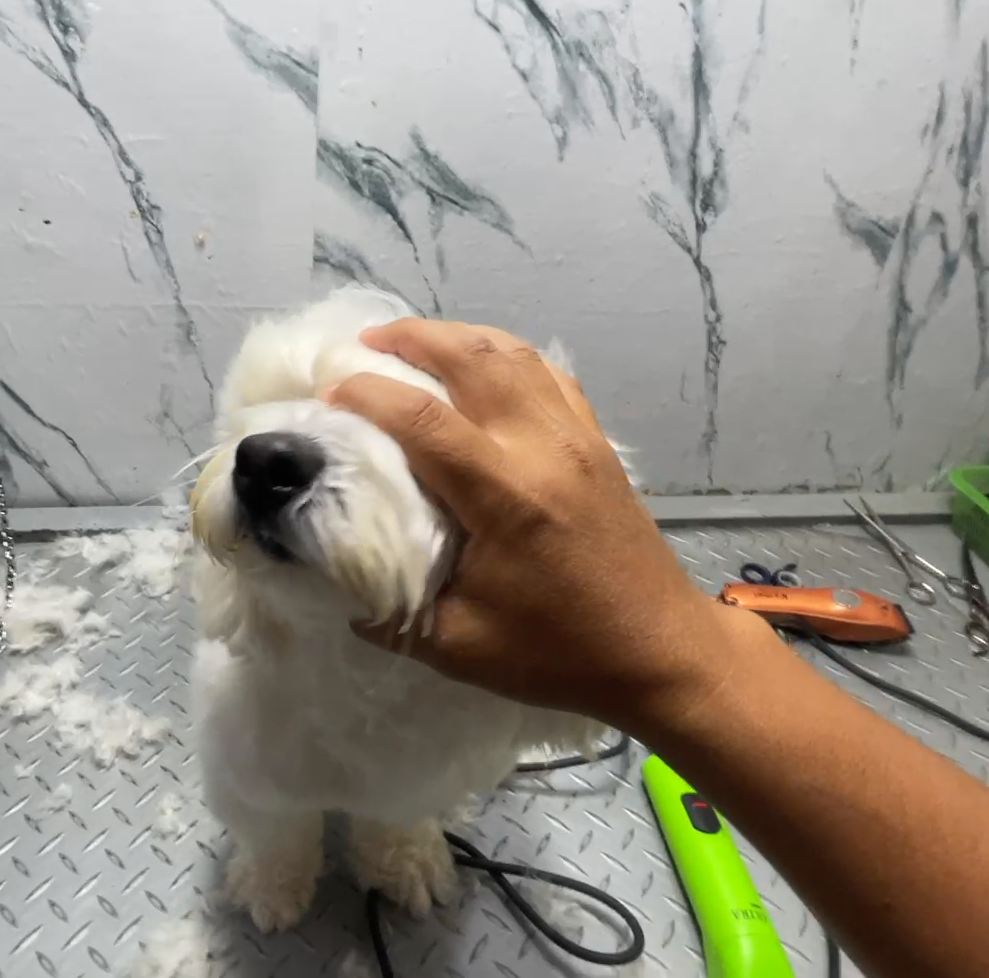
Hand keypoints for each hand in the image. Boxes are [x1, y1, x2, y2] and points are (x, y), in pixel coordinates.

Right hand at [325, 319, 761, 727]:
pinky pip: (547, 373)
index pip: (423, 417)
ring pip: (514, 352)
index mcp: (505, 496)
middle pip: (472, 356)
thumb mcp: (457, 646)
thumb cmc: (559, 653)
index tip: (327, 391)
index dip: (366, 393)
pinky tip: (480, 369)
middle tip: (364, 342)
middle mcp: (543, 447)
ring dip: (457, 335)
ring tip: (413, 343)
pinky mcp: (597, 440)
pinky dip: (504, 355)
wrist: (661, 652)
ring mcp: (578, 436)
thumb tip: (335, 575)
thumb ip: (386, 610)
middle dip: (410, 337)